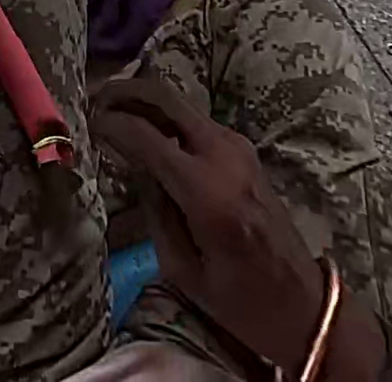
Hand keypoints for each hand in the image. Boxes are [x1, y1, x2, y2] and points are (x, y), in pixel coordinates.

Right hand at [93, 77, 325, 374]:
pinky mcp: (241, 146)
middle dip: (125, 90)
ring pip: (179, 102)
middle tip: (96, 97)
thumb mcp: (182, 268)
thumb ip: (153, 208)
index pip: (146, 136)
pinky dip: (162, 114)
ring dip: (143, 99)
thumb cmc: (240, 300)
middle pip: (165, 97)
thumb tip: (131, 162)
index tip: (88, 124)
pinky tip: (144, 127)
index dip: (111, 124)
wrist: (304, 302)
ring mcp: (236, 144)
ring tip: (112, 109)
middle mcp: (224, 155)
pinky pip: (192, 118)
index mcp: (208, 192)